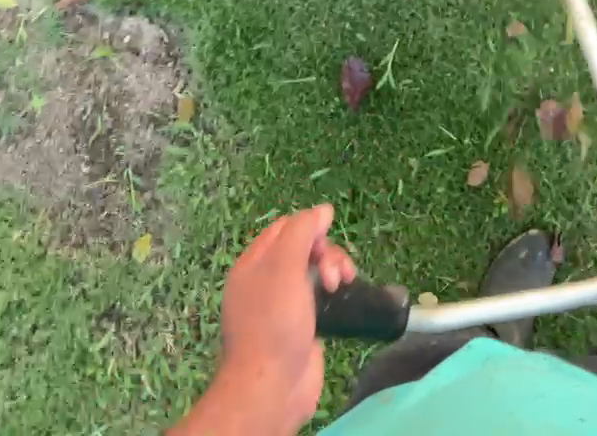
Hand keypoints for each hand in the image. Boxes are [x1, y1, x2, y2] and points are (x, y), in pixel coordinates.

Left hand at [192, 205, 357, 435]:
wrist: (273, 386)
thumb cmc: (274, 322)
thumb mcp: (284, 266)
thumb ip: (302, 231)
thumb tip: (324, 210)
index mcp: (253, 264)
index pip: (284, 228)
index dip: (307, 228)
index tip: (323, 241)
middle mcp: (266, 281)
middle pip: (303, 247)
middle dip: (325, 251)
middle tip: (333, 272)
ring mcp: (284, 304)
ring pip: (316, 269)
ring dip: (334, 268)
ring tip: (342, 284)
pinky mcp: (302, 323)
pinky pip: (321, 294)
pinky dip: (335, 289)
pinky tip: (344, 295)